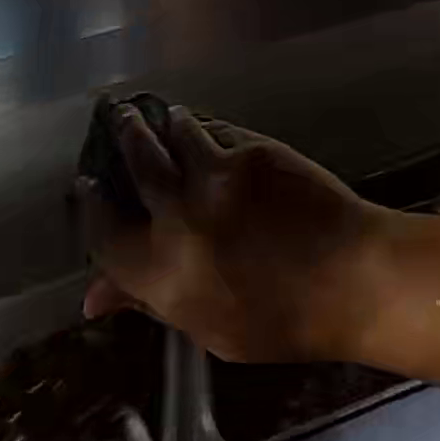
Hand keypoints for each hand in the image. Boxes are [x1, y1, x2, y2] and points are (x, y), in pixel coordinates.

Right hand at [77, 105, 388, 363]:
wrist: (352, 277)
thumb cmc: (282, 317)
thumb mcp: (208, 327)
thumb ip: (148, 301)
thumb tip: (94, 297)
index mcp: (163, 275)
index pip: (104, 234)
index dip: (91, 206)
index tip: (87, 183)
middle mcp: (181, 219)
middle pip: (135, 163)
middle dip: (122, 135)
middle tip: (116, 117)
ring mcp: (217, 179)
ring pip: (174, 133)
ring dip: (163, 121)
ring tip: (158, 113)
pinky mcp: (251, 152)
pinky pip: (215, 131)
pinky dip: (203, 126)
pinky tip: (201, 125)